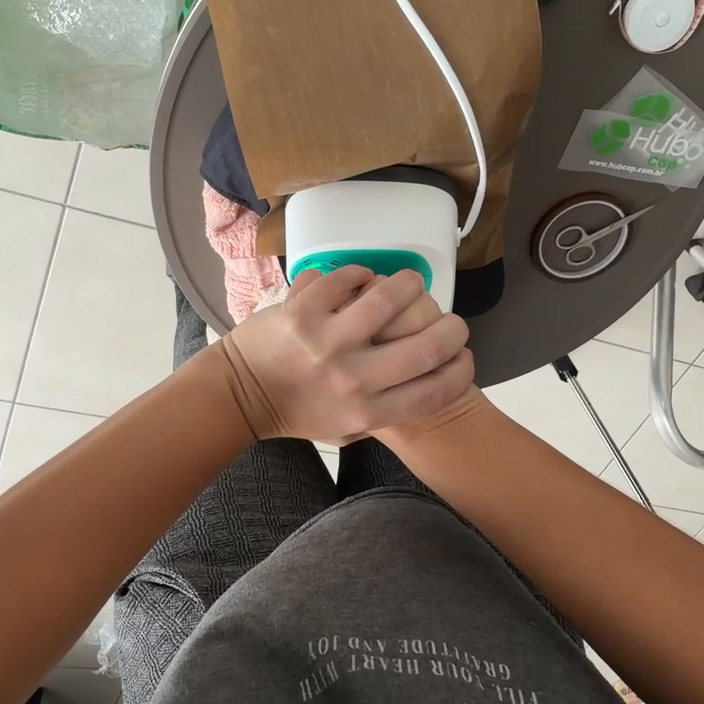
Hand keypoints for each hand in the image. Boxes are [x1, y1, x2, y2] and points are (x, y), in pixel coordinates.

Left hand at [214, 266, 472, 442]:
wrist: (239, 394)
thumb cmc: (296, 412)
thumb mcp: (346, 430)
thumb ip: (385, 410)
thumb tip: (430, 379)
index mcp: (365, 412)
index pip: (434, 392)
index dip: (461, 370)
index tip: (464, 356)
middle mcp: (351, 379)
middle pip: (427, 345)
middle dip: (452, 328)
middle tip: (450, 320)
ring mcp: (326, 341)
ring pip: (390, 297)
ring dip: (410, 284)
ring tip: (412, 284)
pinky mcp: (302, 310)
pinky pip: (348, 277)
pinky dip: (361, 273)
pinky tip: (363, 279)